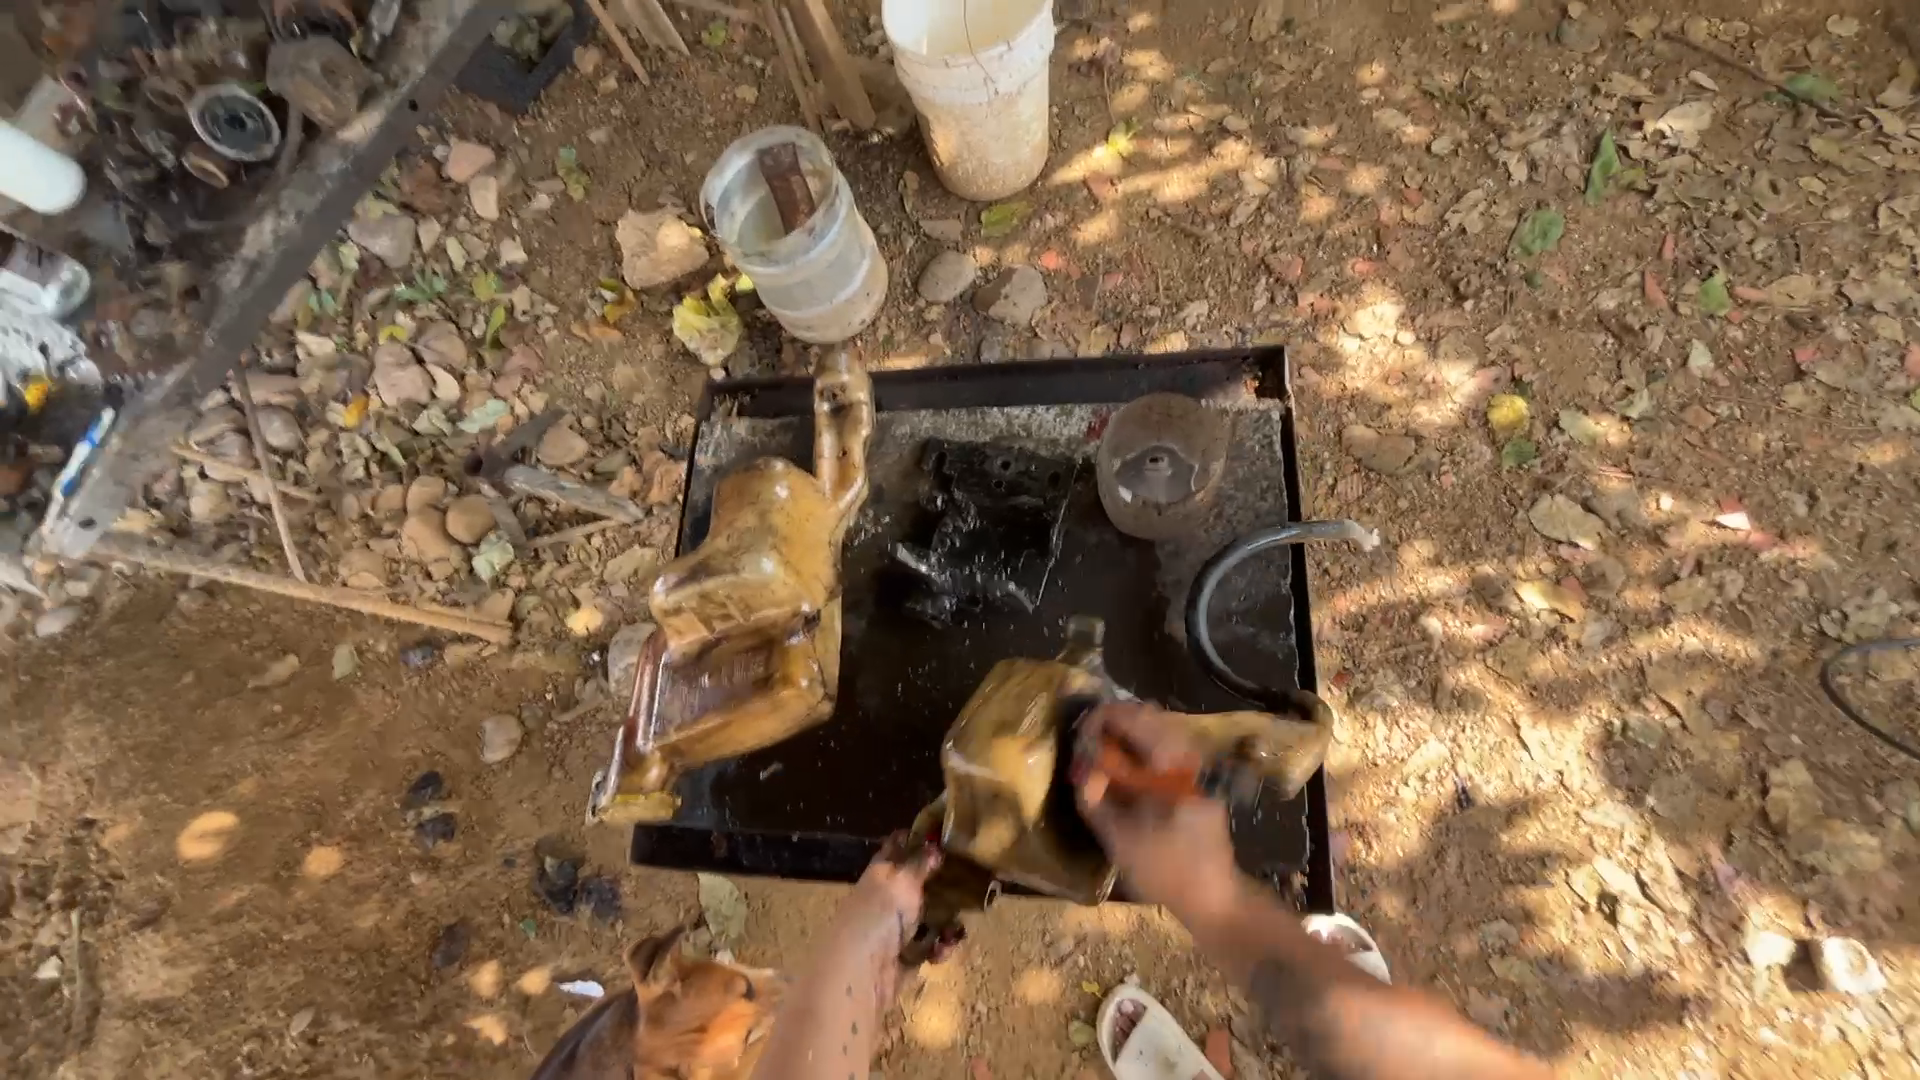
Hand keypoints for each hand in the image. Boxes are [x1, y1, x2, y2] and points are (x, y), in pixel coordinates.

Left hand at [821, 836, 940, 1006]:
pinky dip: (939, 947)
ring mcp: (895, 928)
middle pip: (918, 883)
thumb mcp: (902, 880)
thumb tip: (935, 846)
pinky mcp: (905, 956)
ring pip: (928, 916)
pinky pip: (929, 946)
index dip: (917, 838)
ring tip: (955, 930)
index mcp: (881, 872)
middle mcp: (887, 897)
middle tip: (968, 885)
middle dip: (943, 886)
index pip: (898, 846)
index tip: (944, 836)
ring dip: (946, 923)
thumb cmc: (879, 915)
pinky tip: (942, 950)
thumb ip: (920, 863)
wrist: (860, 975)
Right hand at [1077, 703, 1245, 927]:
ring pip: (1156, 725)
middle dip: (1111, 722)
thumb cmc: (1166, 870)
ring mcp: (1196, 763)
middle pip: (1145, 713)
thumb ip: (1093, 798)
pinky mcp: (1198, 776)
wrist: (1215, 898)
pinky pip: (1165, 743)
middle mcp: (1186, 753)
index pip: (1129, 716)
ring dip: (1125, 732)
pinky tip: (1125, 769)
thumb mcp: (1118, 838)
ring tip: (1102, 755)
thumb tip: (1081, 768)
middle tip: (1088, 744)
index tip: (1080, 740)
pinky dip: (1140, 745)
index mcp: (1168, 763)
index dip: (1098, 720)